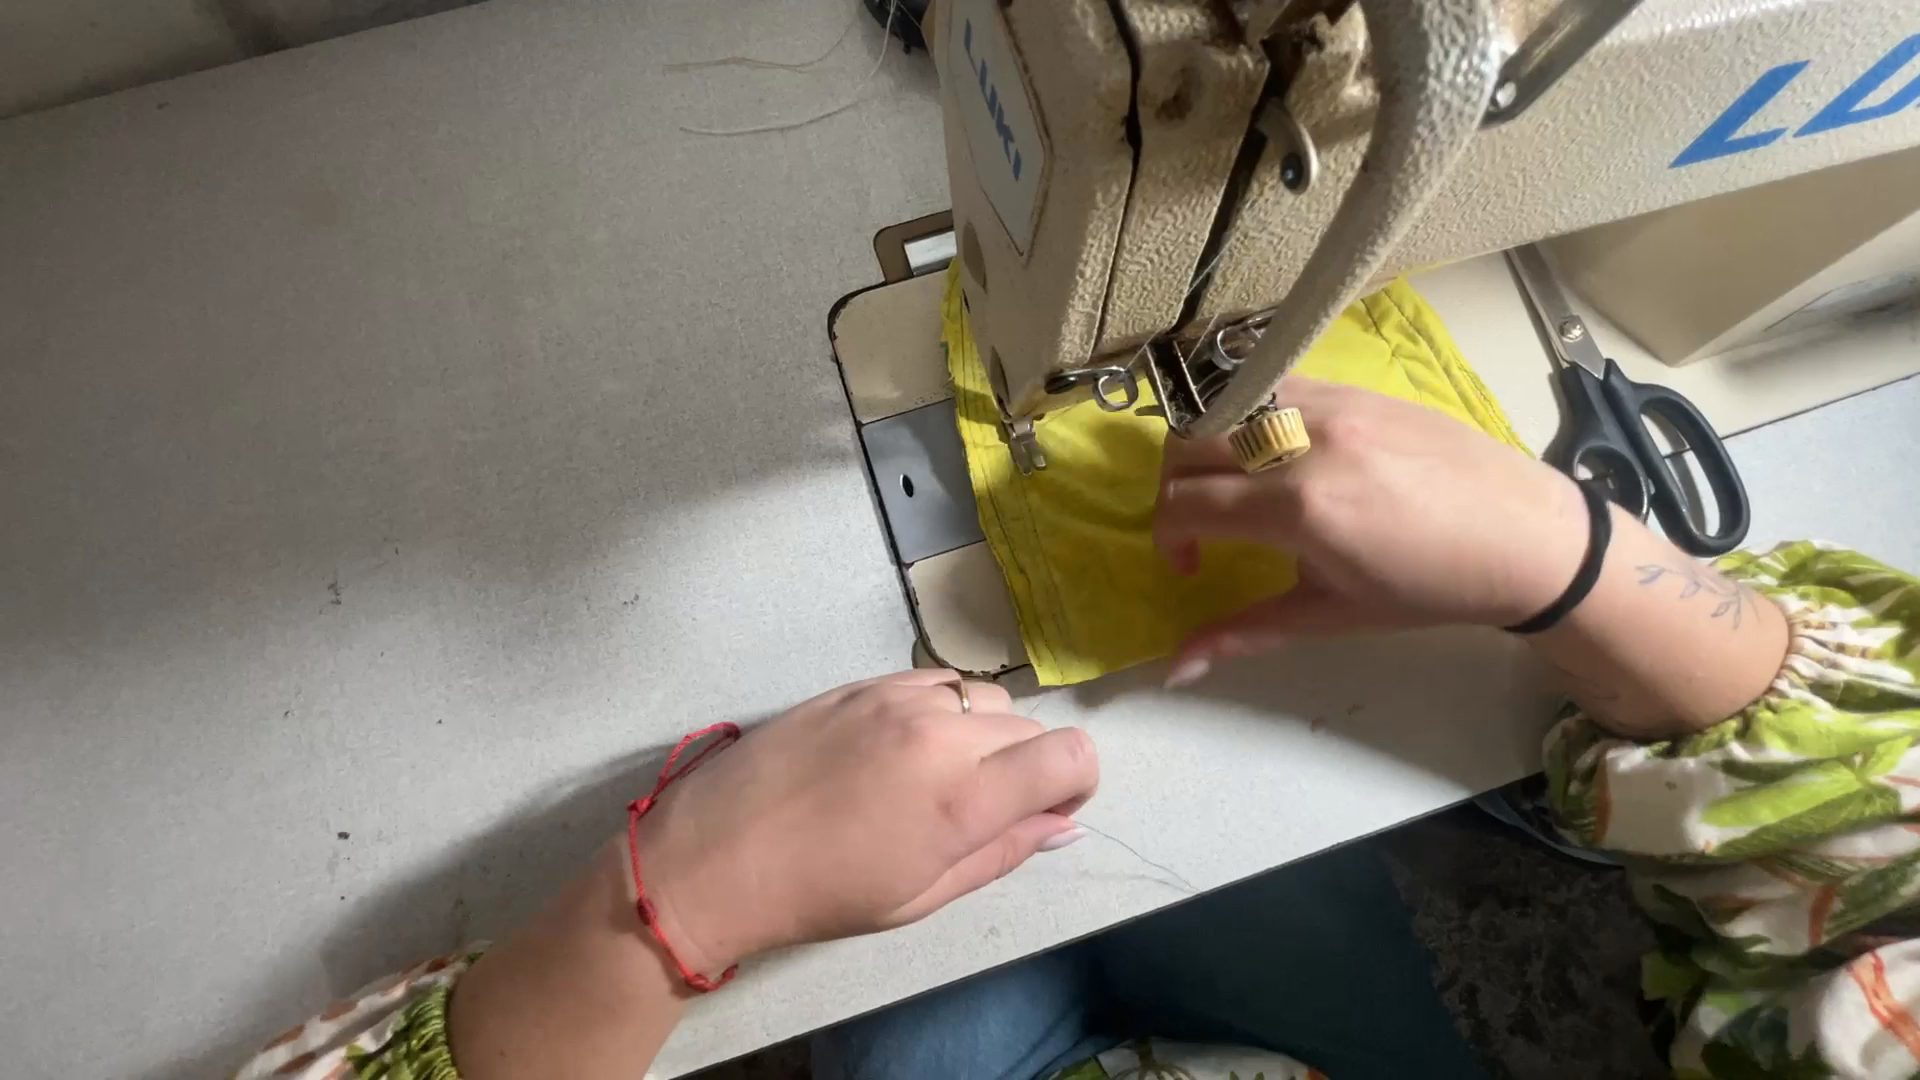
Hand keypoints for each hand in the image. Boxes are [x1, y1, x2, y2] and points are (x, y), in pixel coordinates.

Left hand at [630, 670, 1096, 975]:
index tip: (1046, 806)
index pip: (1070, 754)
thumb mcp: (923, 895)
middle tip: (979, 802)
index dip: (1076, 782)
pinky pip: (936, 680)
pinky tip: (900, 741)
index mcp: (961, 797)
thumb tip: (1063, 822)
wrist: (718, 850)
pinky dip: (941, 708)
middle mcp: (942, 731)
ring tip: (935, 769)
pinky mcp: (866, 679)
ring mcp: (900, 696)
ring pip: (985, 695)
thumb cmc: (824, 892)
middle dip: (1025, 764)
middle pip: (1030, 725)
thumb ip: (1004, 851)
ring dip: (982, 731)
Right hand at [1154, 378, 1586, 679]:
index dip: (1168, 539)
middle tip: (1199, 525)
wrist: (1531, 538)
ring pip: (1219, 407)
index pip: (1183, 503)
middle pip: (1185, 444)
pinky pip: (1266, 390)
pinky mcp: (1351, 388)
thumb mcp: (1328, 616)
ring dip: (1203, 448)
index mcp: (1297, 507)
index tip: (1193, 566)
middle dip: (1171, 489)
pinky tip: (1273, 454)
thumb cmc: (1428, 589)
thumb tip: (1175, 669)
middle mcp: (1302, 442)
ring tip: (1231, 485)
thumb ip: (1240, 633)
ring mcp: (1328, 405)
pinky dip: (1245, 420)